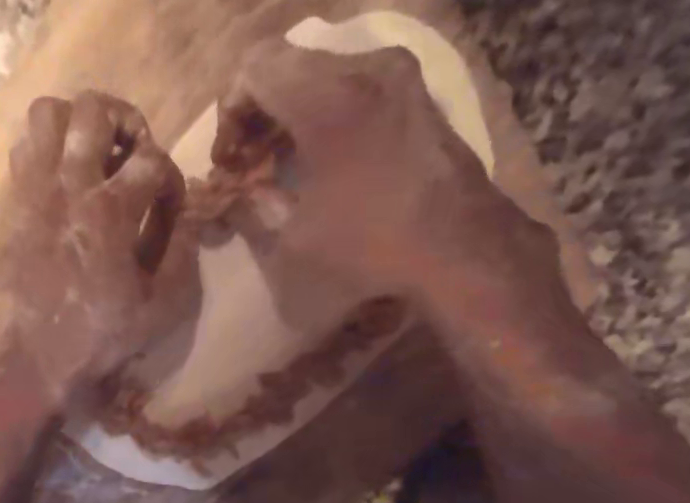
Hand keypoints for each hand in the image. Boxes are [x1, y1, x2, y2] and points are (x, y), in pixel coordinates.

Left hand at [0, 92, 199, 420]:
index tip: (170, 208)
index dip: (171, 179)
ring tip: (95, 152)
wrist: (41, 360)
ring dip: (77, 121)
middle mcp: (70, 188)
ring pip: (48, 113)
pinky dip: (46, 147)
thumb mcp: (161, 307)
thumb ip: (183, 255)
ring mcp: (37, 192)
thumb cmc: (103, 336)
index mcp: (110, 213)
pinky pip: (24, 148)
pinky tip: (64, 176)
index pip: (152, 161)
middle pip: (94, 110)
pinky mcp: (16, 205)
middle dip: (126, 122)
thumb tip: (188, 217)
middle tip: (133, 154)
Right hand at [214, 39, 567, 325]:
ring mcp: (399, 77)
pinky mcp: (419, 95)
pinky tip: (322, 162)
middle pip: (289, 64)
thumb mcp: (291, 245)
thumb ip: (255, 209)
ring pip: (323, 73)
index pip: (255, 68)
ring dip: (292, 113)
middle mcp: (365, 69)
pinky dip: (327, 113)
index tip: (229, 160)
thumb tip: (243, 192)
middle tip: (248, 163)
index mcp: (328, 99)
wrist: (460, 252)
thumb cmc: (369, 250)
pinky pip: (356, 86)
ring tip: (281, 166)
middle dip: (258, 111)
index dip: (230, 111)